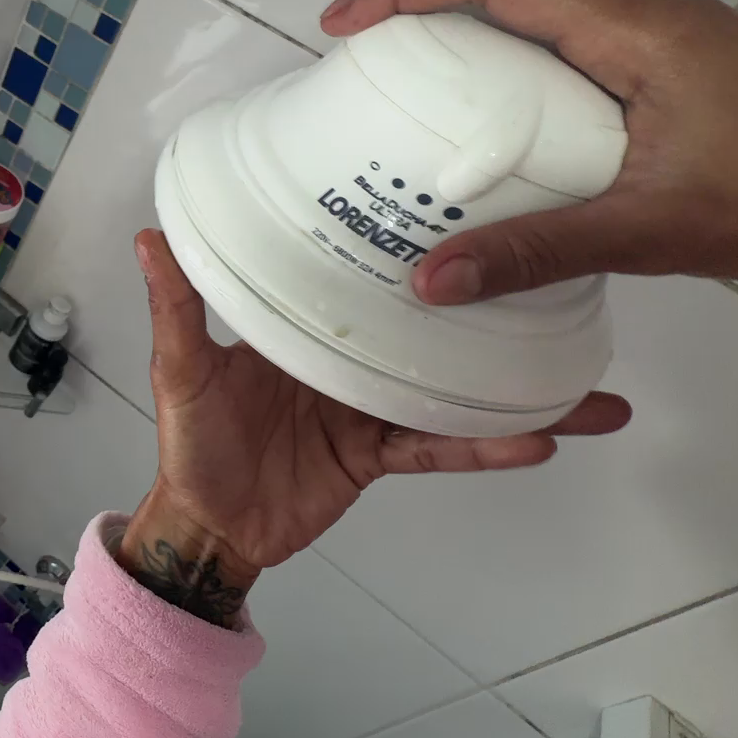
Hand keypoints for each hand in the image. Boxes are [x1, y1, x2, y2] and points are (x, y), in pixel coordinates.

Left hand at [113, 230, 631, 627]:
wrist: (213, 524)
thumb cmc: (190, 441)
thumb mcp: (179, 369)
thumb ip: (175, 309)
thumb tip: (149, 237)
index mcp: (293, 331)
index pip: (349, 278)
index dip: (392, 248)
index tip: (450, 213)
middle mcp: (335, 361)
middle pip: (414, 330)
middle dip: (476, 310)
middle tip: (550, 280)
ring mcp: (361, 408)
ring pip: (443, 389)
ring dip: (508, 388)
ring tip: (587, 379)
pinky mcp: (375, 455)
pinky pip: (435, 448)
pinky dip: (480, 446)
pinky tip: (538, 437)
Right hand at [318, 0, 737, 303]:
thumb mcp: (654, 228)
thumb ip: (536, 252)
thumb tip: (426, 280)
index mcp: (635, 30)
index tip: (347, 19)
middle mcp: (636, 16)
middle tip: (353, 39)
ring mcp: (642, 37)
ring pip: (529, 1)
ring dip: (452, 17)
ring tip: (392, 64)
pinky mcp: (645, 64)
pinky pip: (549, 38)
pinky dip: (489, 50)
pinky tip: (466, 103)